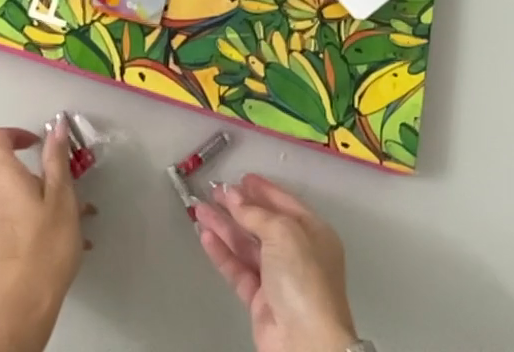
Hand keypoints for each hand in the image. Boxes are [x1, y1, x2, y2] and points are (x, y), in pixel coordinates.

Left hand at [0, 123, 92, 351]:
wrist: (18, 312)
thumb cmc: (46, 251)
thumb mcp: (63, 202)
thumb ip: (56, 161)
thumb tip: (54, 127)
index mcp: (3, 180)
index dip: (15, 135)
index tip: (34, 145)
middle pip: (7, 178)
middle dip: (36, 185)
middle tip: (66, 207)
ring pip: (5, 206)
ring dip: (29, 212)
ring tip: (59, 237)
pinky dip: (17, 231)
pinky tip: (40, 254)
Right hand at [195, 175, 358, 351]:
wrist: (305, 341)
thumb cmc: (304, 279)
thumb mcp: (284, 233)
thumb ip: (256, 213)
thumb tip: (234, 196)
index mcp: (314, 233)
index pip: (285, 203)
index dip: (263, 189)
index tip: (242, 177)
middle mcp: (297, 253)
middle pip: (262, 223)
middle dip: (238, 206)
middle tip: (215, 191)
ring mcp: (278, 277)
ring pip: (246, 245)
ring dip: (224, 226)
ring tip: (199, 209)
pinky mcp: (260, 298)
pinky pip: (238, 268)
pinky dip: (222, 252)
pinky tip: (206, 236)